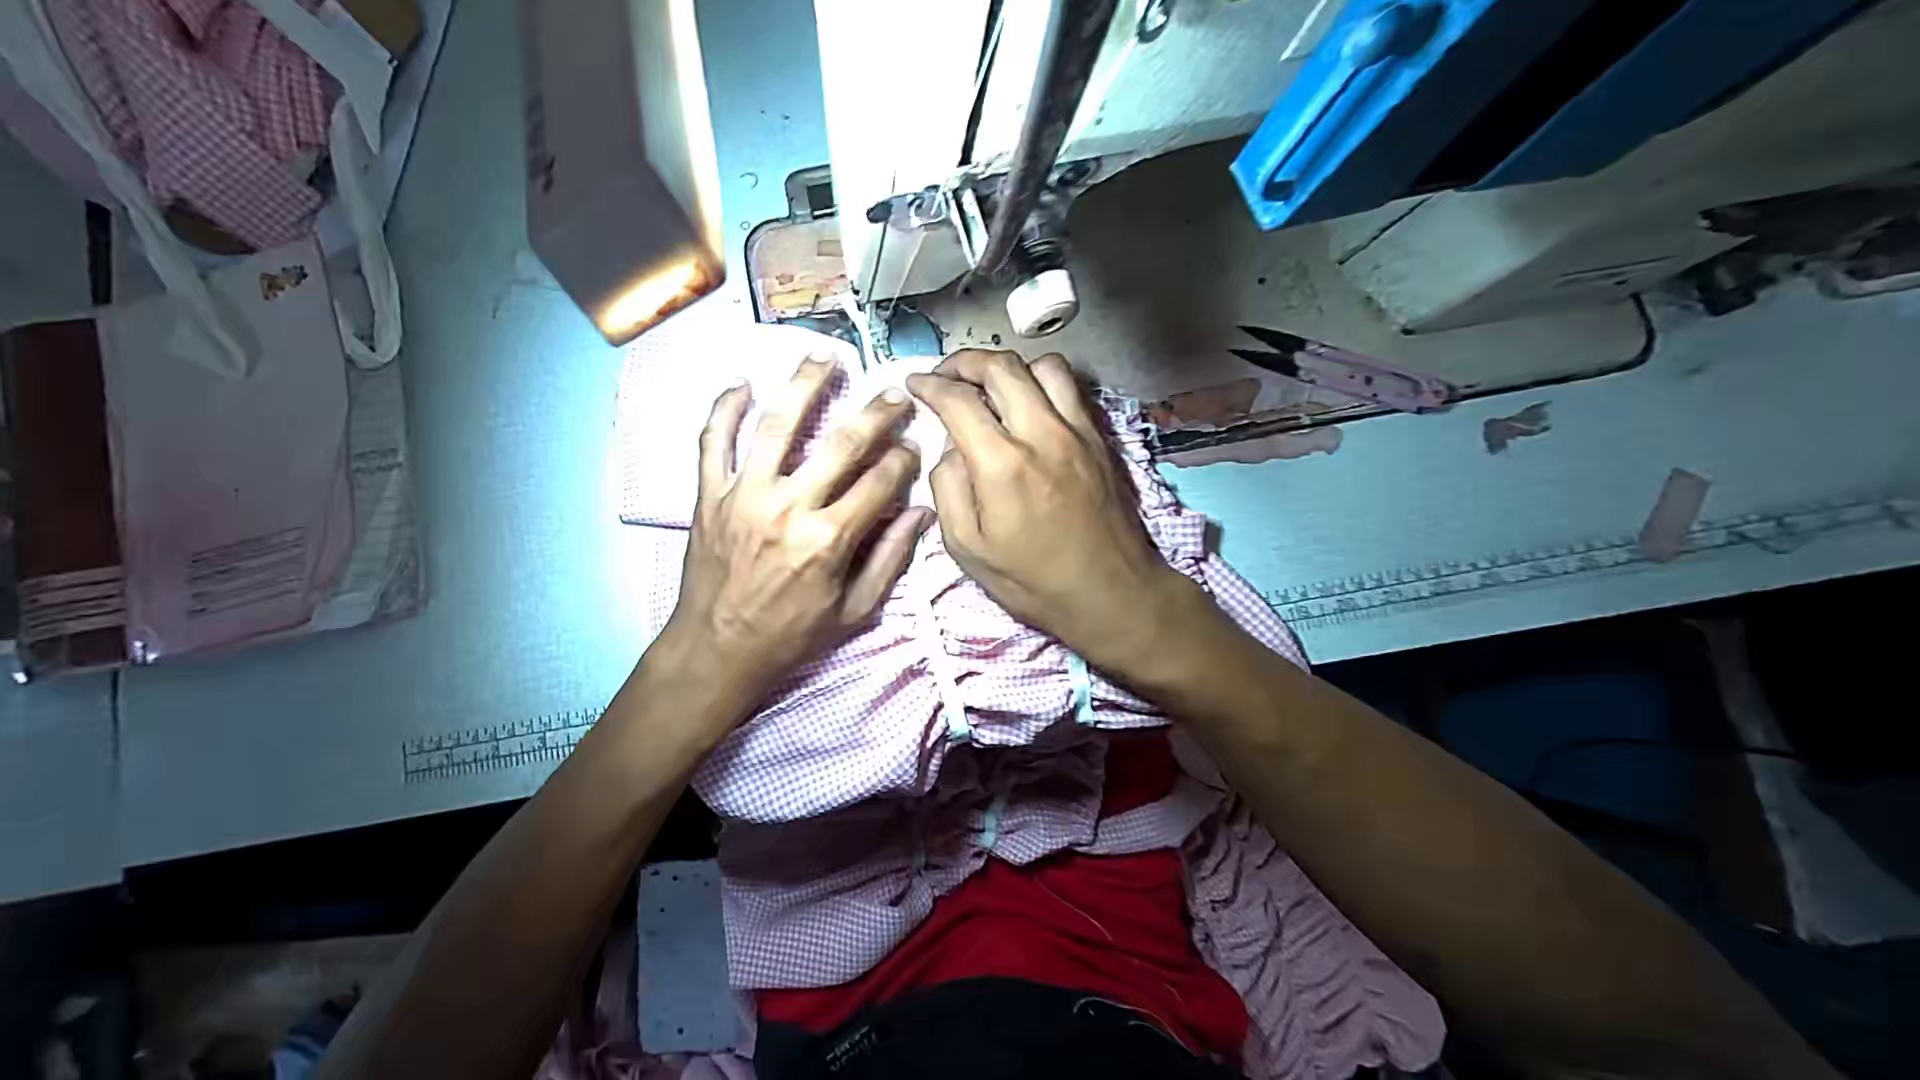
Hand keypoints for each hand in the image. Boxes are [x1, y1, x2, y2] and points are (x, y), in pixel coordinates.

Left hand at [655, 355, 928, 722]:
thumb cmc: (791, 636)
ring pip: (776, 425)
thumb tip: (923, 514)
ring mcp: (743, 496)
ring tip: (823, 357)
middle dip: (875, 414)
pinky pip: (713, 442)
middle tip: (894, 394)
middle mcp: (787, 508)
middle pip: (840, 444)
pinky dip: (724, 409)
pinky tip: (741, 384)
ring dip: (803, 386)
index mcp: (828, 540)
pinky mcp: (708, 495)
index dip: (904, 460)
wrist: (717, 651)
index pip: (880, 482)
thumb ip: (890, 559)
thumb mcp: (855, 612)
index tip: (913, 448)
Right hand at [907, 350, 1200, 671]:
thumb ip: (948, 488)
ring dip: (1009, 366)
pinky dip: (1043, 381)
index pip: (958, 399)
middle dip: (964, 361)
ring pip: (1042, 366)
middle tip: (946, 375)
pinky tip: (1030, 404)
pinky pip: (1071, 387)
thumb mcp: (968, 549)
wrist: (1110, 593)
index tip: (915, 383)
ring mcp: (1077, 431)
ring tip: (991, 386)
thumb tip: (950, 447)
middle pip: (1000, 366)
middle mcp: (1041, 434)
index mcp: (1002, 464)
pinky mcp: (1099, 438)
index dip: (929, 384)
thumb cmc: (1032, 581)